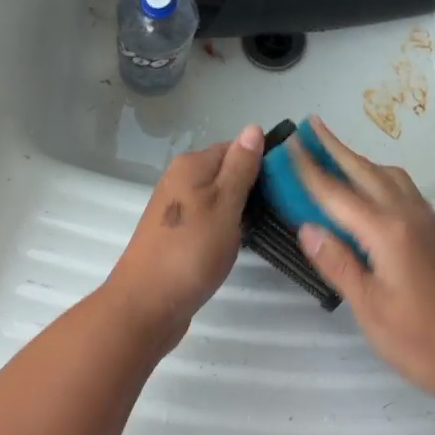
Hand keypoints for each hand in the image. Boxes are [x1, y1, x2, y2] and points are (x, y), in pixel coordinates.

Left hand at [105, 124, 264, 345]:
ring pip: (219, 197)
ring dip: (241, 210)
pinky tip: (240, 243)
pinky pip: (209, 219)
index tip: (289, 184)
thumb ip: (240, 167)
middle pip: (227, 171)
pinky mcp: (177, 235)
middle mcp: (180, 180)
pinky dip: (226, 228)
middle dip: (253, 187)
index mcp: (191, 165)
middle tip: (284, 208)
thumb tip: (253, 127)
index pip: (237, 147)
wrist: (145, 306)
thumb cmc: (190, 252)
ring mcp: (176, 209)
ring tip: (268, 226)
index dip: (263, 163)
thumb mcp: (224, 205)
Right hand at [291, 117, 434, 407]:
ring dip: (360, 160)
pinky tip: (370, 190)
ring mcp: (427, 223)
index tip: (288, 144)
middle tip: (311, 126)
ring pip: (389, 177)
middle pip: (365, 172)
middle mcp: (409, 216)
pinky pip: (403, 190)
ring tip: (335, 153)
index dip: (310, 169)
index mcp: (388, 231)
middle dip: (336, 148)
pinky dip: (379, 177)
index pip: (338, 193)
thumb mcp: (369, 307)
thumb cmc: (421, 342)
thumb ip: (337, 263)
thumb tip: (307, 227)